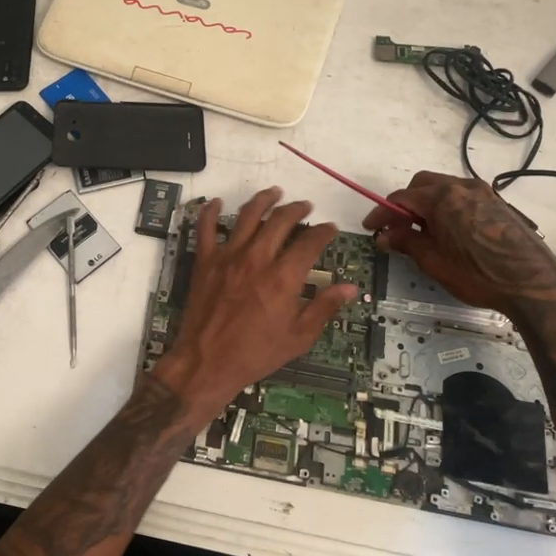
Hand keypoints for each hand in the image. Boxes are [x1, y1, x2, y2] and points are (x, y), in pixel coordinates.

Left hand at [151, 188, 356, 412]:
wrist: (207, 362)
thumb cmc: (256, 354)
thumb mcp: (298, 337)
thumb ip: (324, 308)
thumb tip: (350, 288)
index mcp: (283, 277)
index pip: (310, 243)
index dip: (323, 232)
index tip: (330, 228)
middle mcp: (257, 258)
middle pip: (280, 221)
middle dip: (297, 210)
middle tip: (305, 207)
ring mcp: (228, 256)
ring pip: (247, 216)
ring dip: (263, 200)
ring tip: (274, 193)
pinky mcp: (205, 261)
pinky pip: (205, 228)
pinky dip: (210, 211)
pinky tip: (216, 201)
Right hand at [361, 171, 555, 318]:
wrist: (534, 285)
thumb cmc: (479, 275)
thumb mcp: (434, 262)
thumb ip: (407, 242)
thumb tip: (385, 236)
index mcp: (442, 198)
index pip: (401, 198)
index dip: (382, 213)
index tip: (371, 227)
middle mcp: (462, 187)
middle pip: (422, 184)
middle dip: (405, 204)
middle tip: (397, 229)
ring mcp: (484, 193)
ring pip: (444, 188)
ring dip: (427, 204)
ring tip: (423, 232)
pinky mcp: (498, 204)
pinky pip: (463, 197)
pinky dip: (448, 207)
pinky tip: (448, 232)